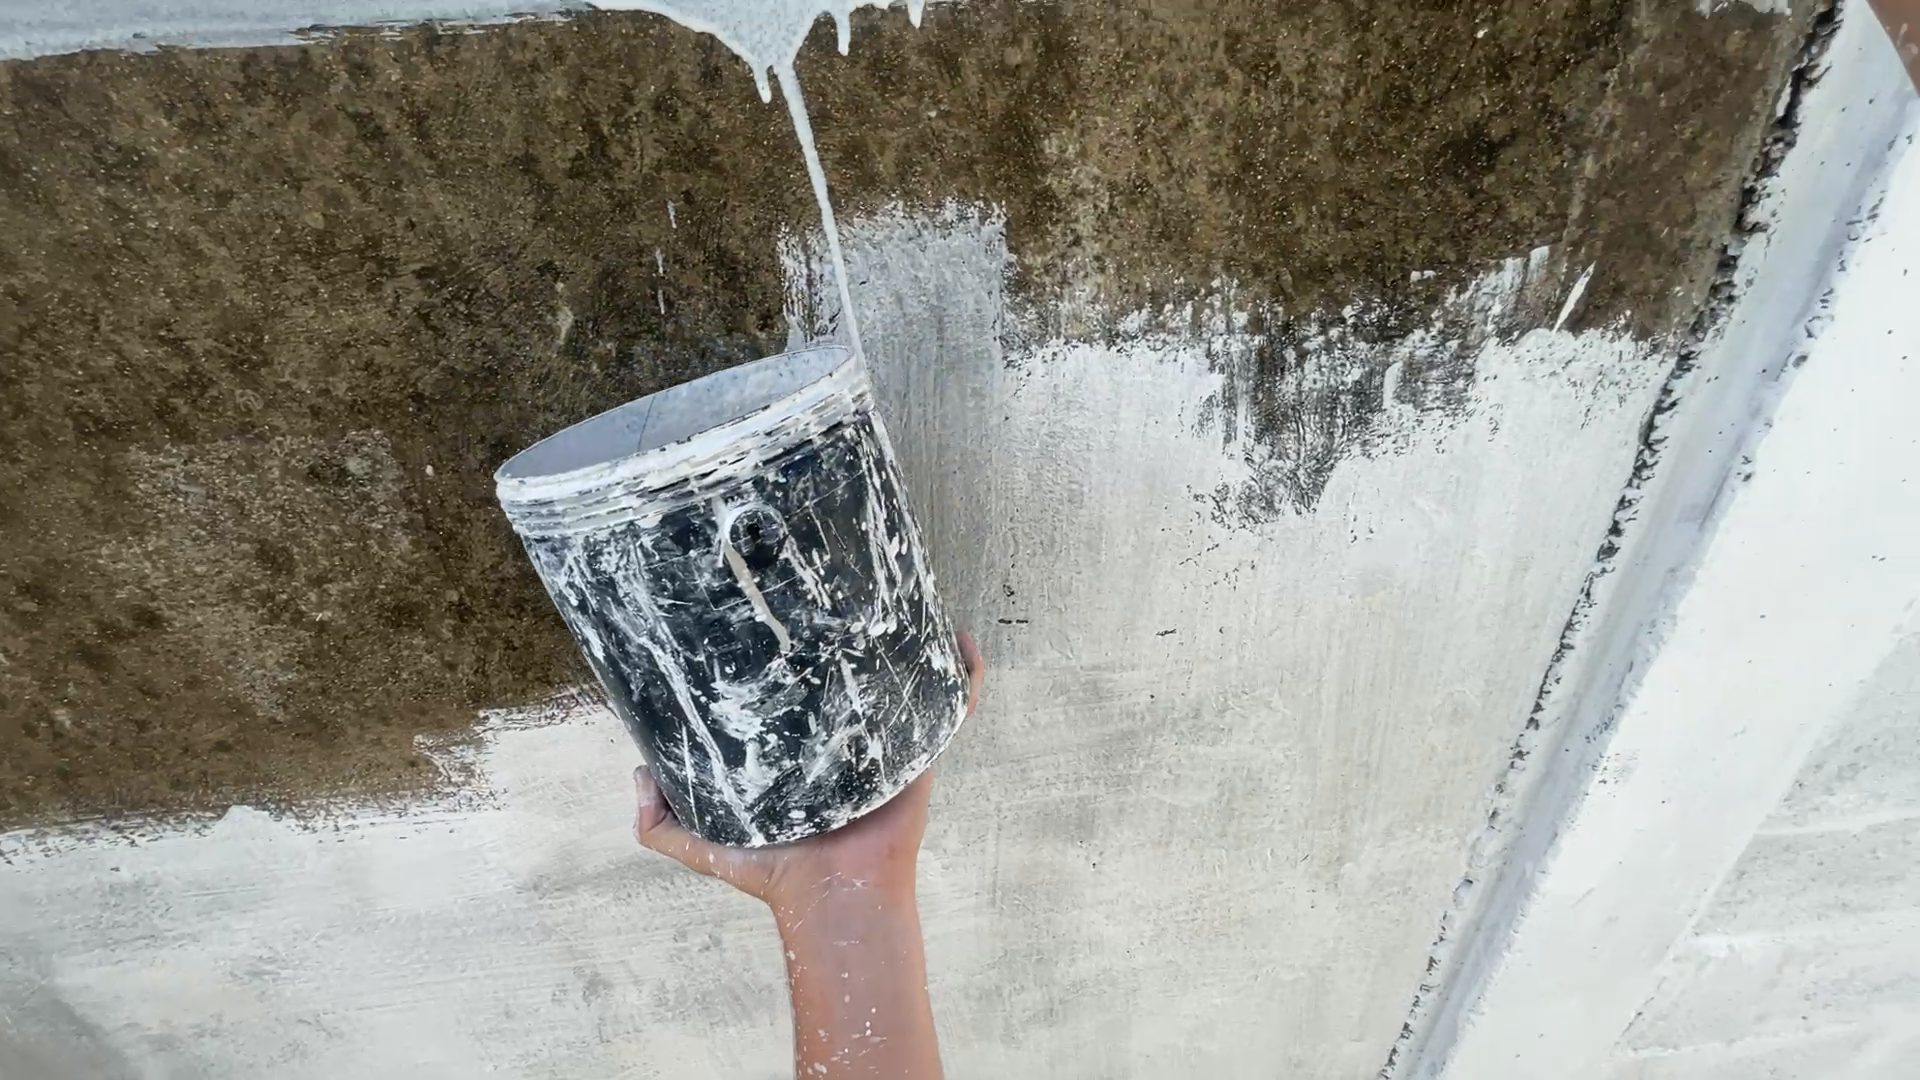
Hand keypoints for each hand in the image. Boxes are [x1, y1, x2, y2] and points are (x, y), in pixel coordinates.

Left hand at [633, 631, 985, 916]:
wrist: (833, 894)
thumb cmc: (777, 871)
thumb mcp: (706, 844)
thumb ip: (661, 821)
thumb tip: (638, 771)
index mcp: (807, 746)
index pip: (806, 686)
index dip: (801, 650)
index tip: (790, 611)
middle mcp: (850, 735)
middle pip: (861, 673)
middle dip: (862, 633)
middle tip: (851, 590)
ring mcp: (889, 737)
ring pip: (911, 679)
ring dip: (919, 642)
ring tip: (909, 600)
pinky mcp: (921, 746)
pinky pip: (955, 705)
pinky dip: (967, 673)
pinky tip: (962, 639)